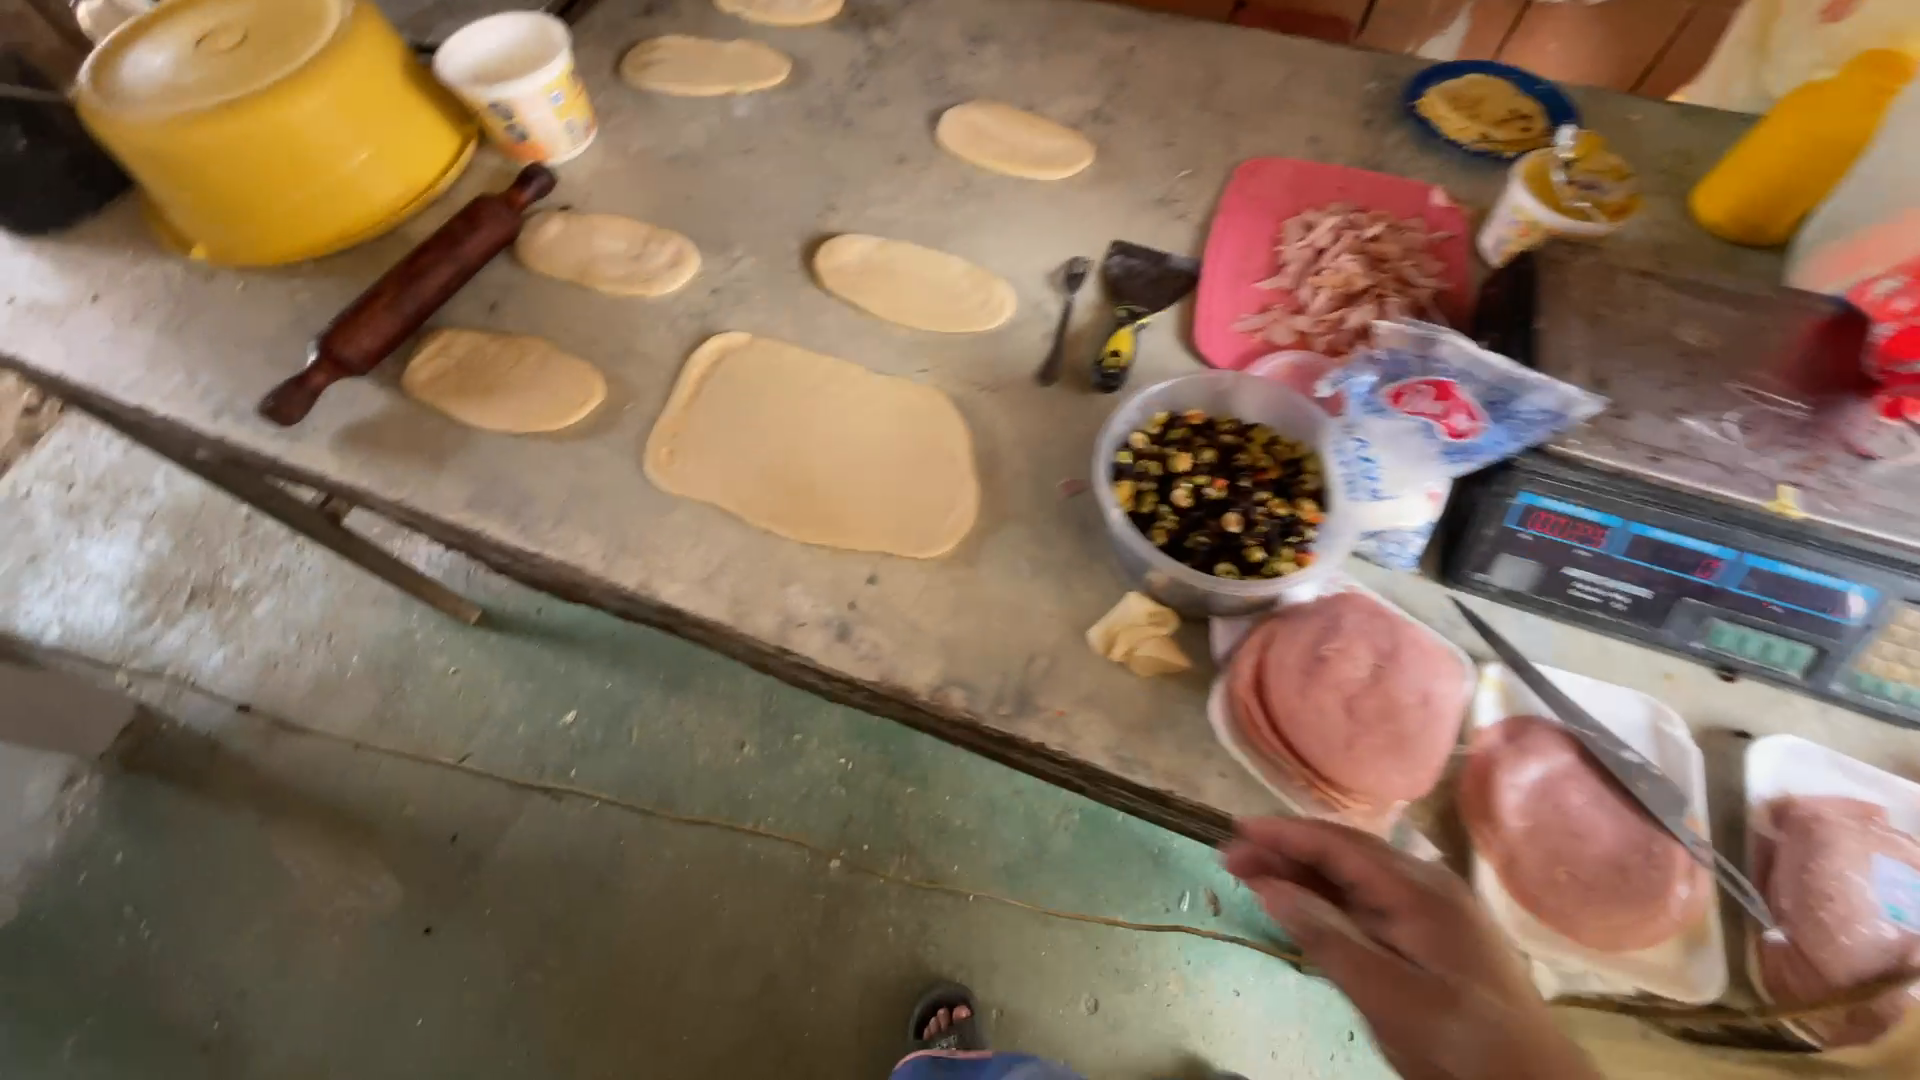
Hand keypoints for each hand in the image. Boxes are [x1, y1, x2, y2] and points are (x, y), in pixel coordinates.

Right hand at [1223, 817, 1601, 1079]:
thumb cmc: (1465, 1046)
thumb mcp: (1390, 999)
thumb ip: (1327, 939)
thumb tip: (1269, 887)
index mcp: (1419, 891)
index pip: (1337, 845)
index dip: (1284, 834)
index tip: (1236, 831)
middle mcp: (1424, 886)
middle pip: (1341, 853)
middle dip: (1283, 851)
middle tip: (1230, 859)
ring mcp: (1428, 909)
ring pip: (1351, 875)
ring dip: (1300, 873)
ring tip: (1251, 876)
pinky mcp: (1427, 934)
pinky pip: (1366, 900)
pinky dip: (1325, 897)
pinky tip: (1299, 904)